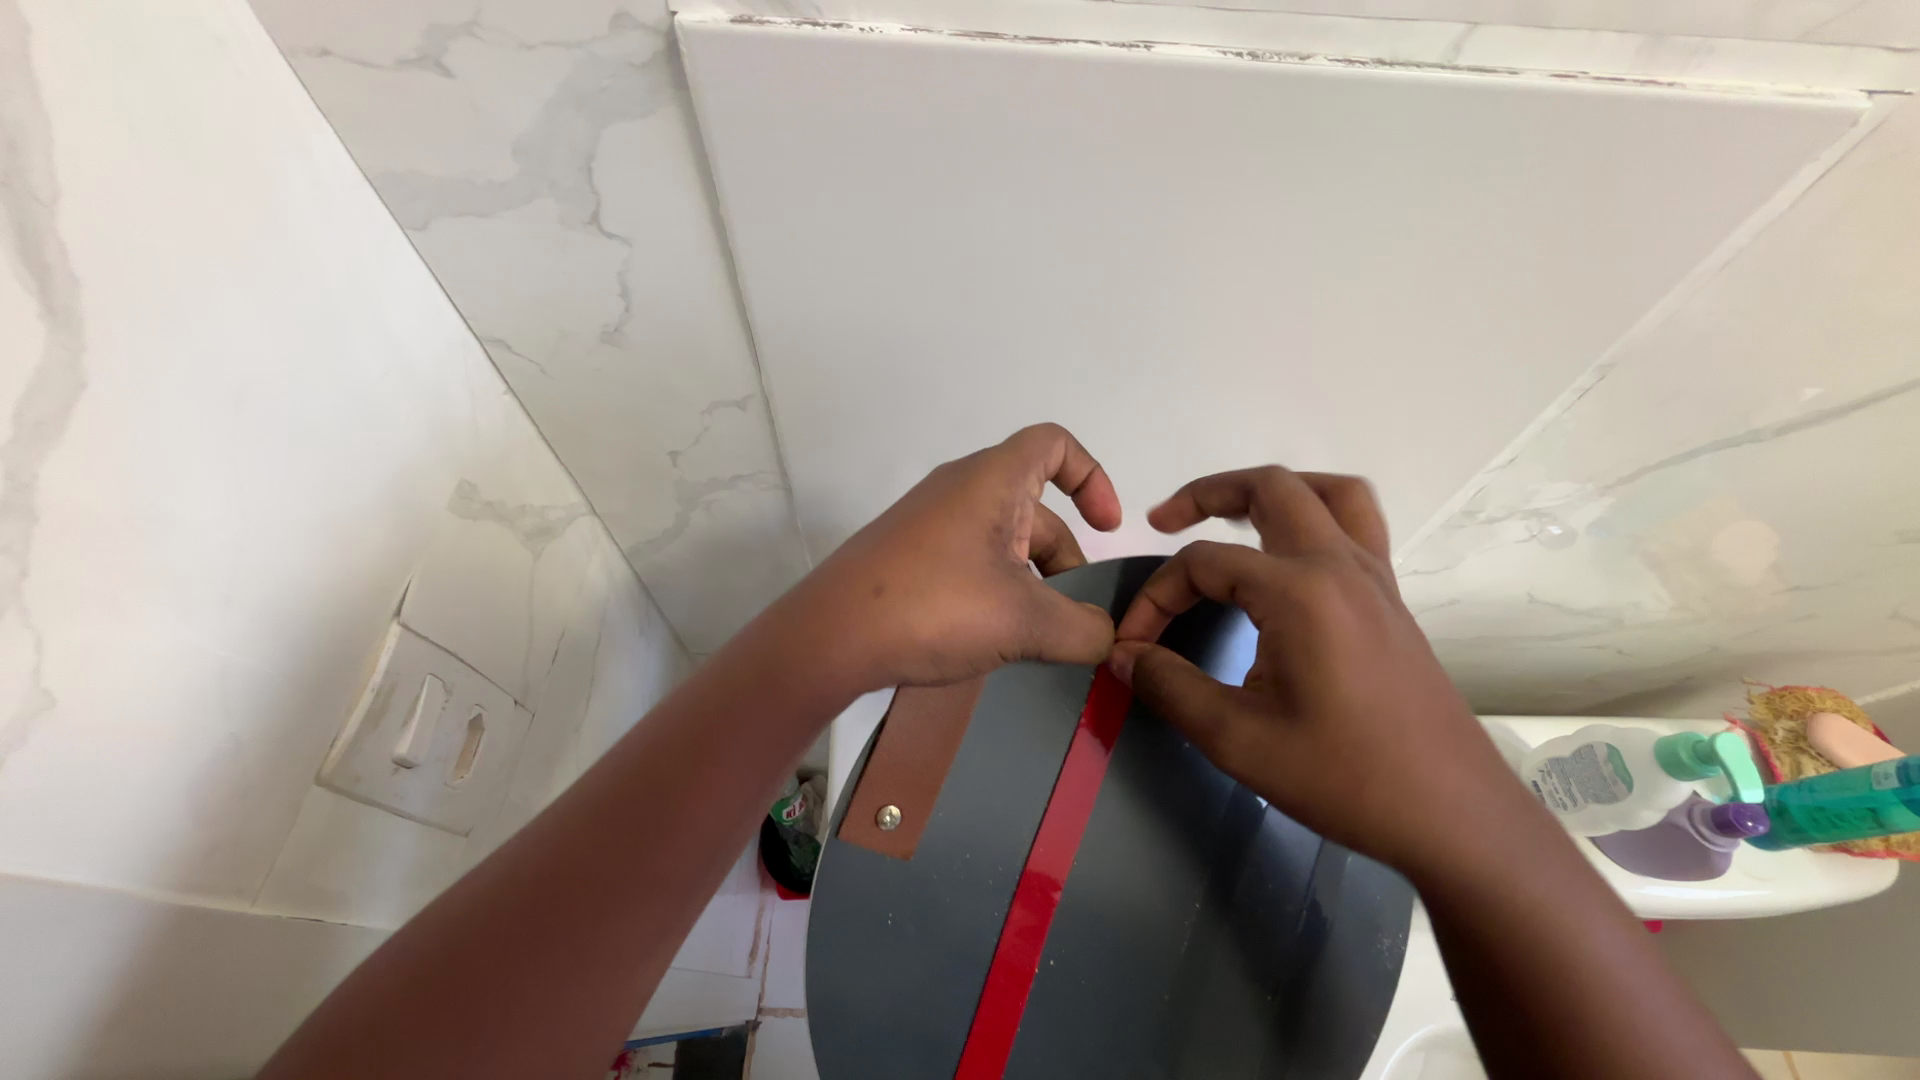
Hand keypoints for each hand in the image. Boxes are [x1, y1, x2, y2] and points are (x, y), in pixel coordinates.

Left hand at [782, 423, 1122, 692]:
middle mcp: (960, 491)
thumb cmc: (934, 607)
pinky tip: (996, 637)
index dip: (1093, 477)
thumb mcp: (1023, 621)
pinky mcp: (909, 557)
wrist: (829, 637)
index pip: (1055, 444)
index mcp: (992, 480)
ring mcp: (929, 525)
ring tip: (1040, 637)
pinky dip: (997, 591)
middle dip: (1066, 558)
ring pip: (1004, 542)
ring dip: (1033, 583)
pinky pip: (971, 561)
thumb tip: (1105, 636)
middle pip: (1035, 507)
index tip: (1107, 529)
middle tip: (1075, 615)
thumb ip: (1081, 629)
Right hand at [1107, 467, 1517, 875]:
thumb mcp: (1236, 738)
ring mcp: (1375, 579)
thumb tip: (1124, 655)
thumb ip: (1169, 686)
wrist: (1453, 817)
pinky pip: (1354, 526)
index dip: (1155, 597)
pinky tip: (1285, 561)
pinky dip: (1312, 517)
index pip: (1203, 564)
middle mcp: (1340, 566)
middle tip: (1162, 521)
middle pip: (1269, 489)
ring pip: (1326, 493)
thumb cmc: (1343, 777)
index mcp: (1299, 591)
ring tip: (1231, 517)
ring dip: (1270, 492)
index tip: (1132, 645)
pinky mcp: (1391, 601)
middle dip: (1206, 494)